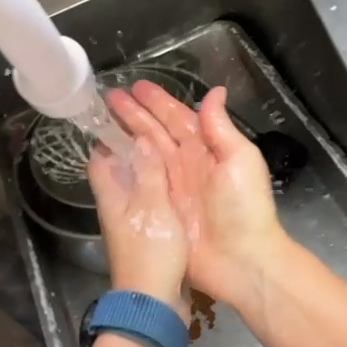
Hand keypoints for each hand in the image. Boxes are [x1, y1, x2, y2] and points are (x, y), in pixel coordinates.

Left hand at [87, 128, 186, 309]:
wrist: (155, 304)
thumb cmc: (151, 253)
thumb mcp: (152, 206)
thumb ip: (147, 173)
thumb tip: (139, 138)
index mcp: (111, 196)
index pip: (100, 157)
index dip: (108, 135)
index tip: (123, 114)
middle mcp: (117, 206)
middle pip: (119, 169)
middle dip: (132, 146)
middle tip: (155, 122)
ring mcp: (132, 222)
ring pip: (138, 185)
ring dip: (150, 166)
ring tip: (173, 145)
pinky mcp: (149, 236)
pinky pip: (153, 202)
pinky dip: (163, 187)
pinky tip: (181, 182)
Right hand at [104, 82, 291, 312]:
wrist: (241, 260)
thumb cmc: (245, 207)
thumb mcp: (240, 160)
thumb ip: (221, 127)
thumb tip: (215, 91)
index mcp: (208, 149)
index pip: (178, 118)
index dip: (158, 102)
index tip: (136, 87)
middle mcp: (186, 164)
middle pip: (156, 132)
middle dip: (134, 114)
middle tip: (110, 98)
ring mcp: (171, 187)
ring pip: (143, 153)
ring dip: (124, 135)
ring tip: (102, 119)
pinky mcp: (159, 209)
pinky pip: (138, 182)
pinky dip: (122, 168)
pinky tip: (105, 157)